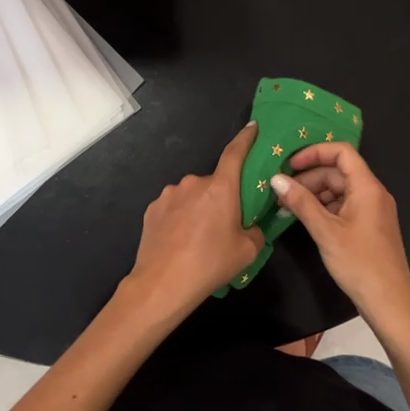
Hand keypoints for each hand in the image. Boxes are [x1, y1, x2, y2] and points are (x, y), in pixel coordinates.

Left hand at [126, 123, 265, 315]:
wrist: (163, 283)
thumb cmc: (210, 264)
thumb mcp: (247, 252)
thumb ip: (257, 231)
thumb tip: (253, 225)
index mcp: (220, 188)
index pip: (235, 152)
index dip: (246, 138)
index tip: (253, 127)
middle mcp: (193, 183)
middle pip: (214, 183)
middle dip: (220, 198)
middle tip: (225, 224)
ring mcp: (169, 194)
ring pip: (192, 196)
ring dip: (198, 208)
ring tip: (198, 238)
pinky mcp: (152, 208)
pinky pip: (173, 207)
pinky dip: (180, 218)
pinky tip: (179, 241)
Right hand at [271, 142, 409, 325]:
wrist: (389, 302)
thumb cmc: (359, 264)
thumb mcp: (326, 232)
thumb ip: (301, 202)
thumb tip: (276, 179)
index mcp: (367, 187)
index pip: (342, 152)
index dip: (314, 152)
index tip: (289, 164)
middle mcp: (373, 193)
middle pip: (338, 172)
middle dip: (308, 178)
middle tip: (281, 191)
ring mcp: (372, 210)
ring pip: (339, 189)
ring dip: (313, 194)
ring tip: (286, 206)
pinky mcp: (368, 225)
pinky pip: (343, 205)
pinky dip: (323, 208)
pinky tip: (303, 218)